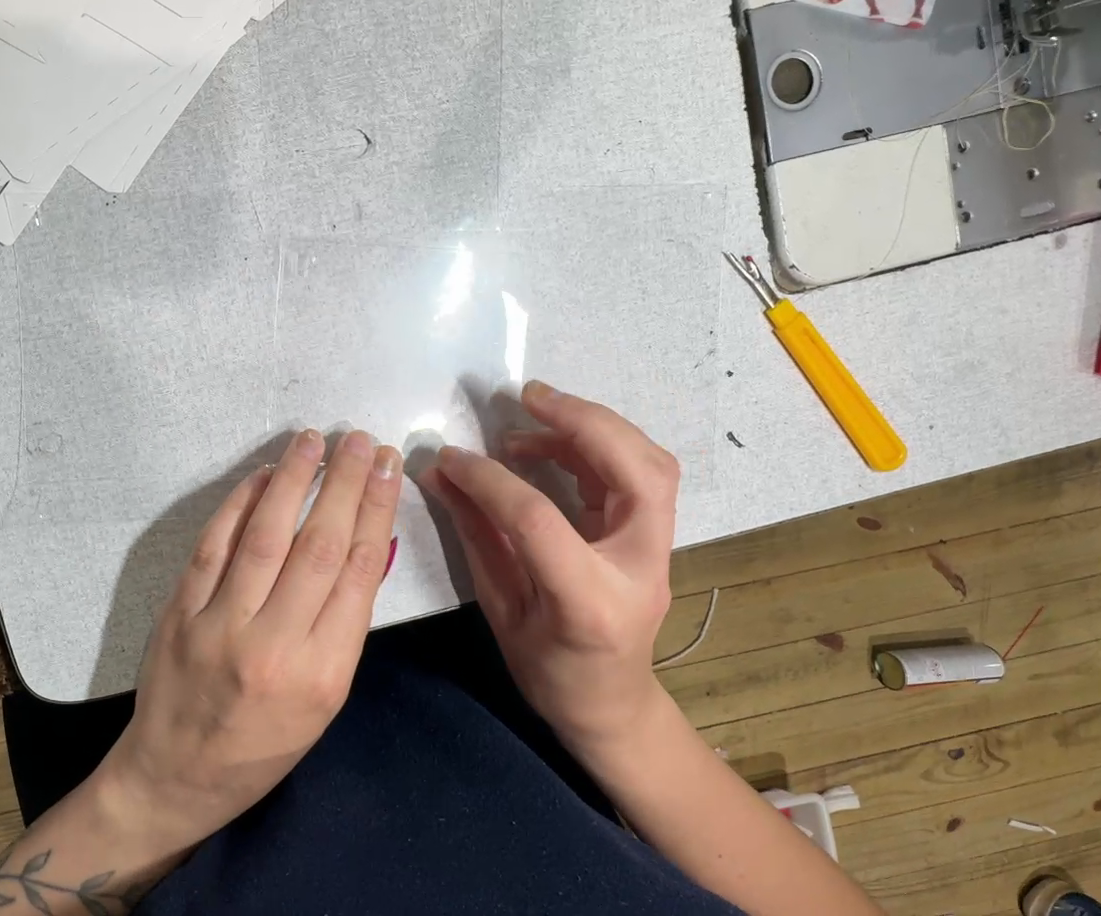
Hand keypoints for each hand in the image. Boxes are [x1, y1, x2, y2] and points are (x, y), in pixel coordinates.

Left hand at [90, 428, 402, 853]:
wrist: (178, 775)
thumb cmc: (264, 744)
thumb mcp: (325, 700)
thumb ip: (343, 624)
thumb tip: (364, 545)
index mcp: (324, 672)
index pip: (359, 571)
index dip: (377, 510)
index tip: (388, 469)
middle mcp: (275, 644)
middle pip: (320, 545)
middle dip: (345, 484)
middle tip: (360, 440)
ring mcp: (221, 624)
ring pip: (267, 535)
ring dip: (293, 480)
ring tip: (313, 441)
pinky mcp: (180, 611)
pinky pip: (214, 545)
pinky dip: (239, 504)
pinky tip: (262, 476)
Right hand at [418, 380, 677, 748]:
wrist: (611, 704)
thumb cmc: (549, 671)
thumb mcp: (499, 609)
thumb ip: (475, 535)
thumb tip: (441, 474)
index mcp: (589, 602)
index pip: (539, 520)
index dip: (489, 480)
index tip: (451, 458)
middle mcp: (640, 568)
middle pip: (638, 473)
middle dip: (584, 422)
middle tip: (528, 397)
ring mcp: (659, 550)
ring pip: (650, 463)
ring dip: (594, 425)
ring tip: (533, 412)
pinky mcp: (657, 535)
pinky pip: (640, 471)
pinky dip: (596, 443)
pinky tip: (549, 443)